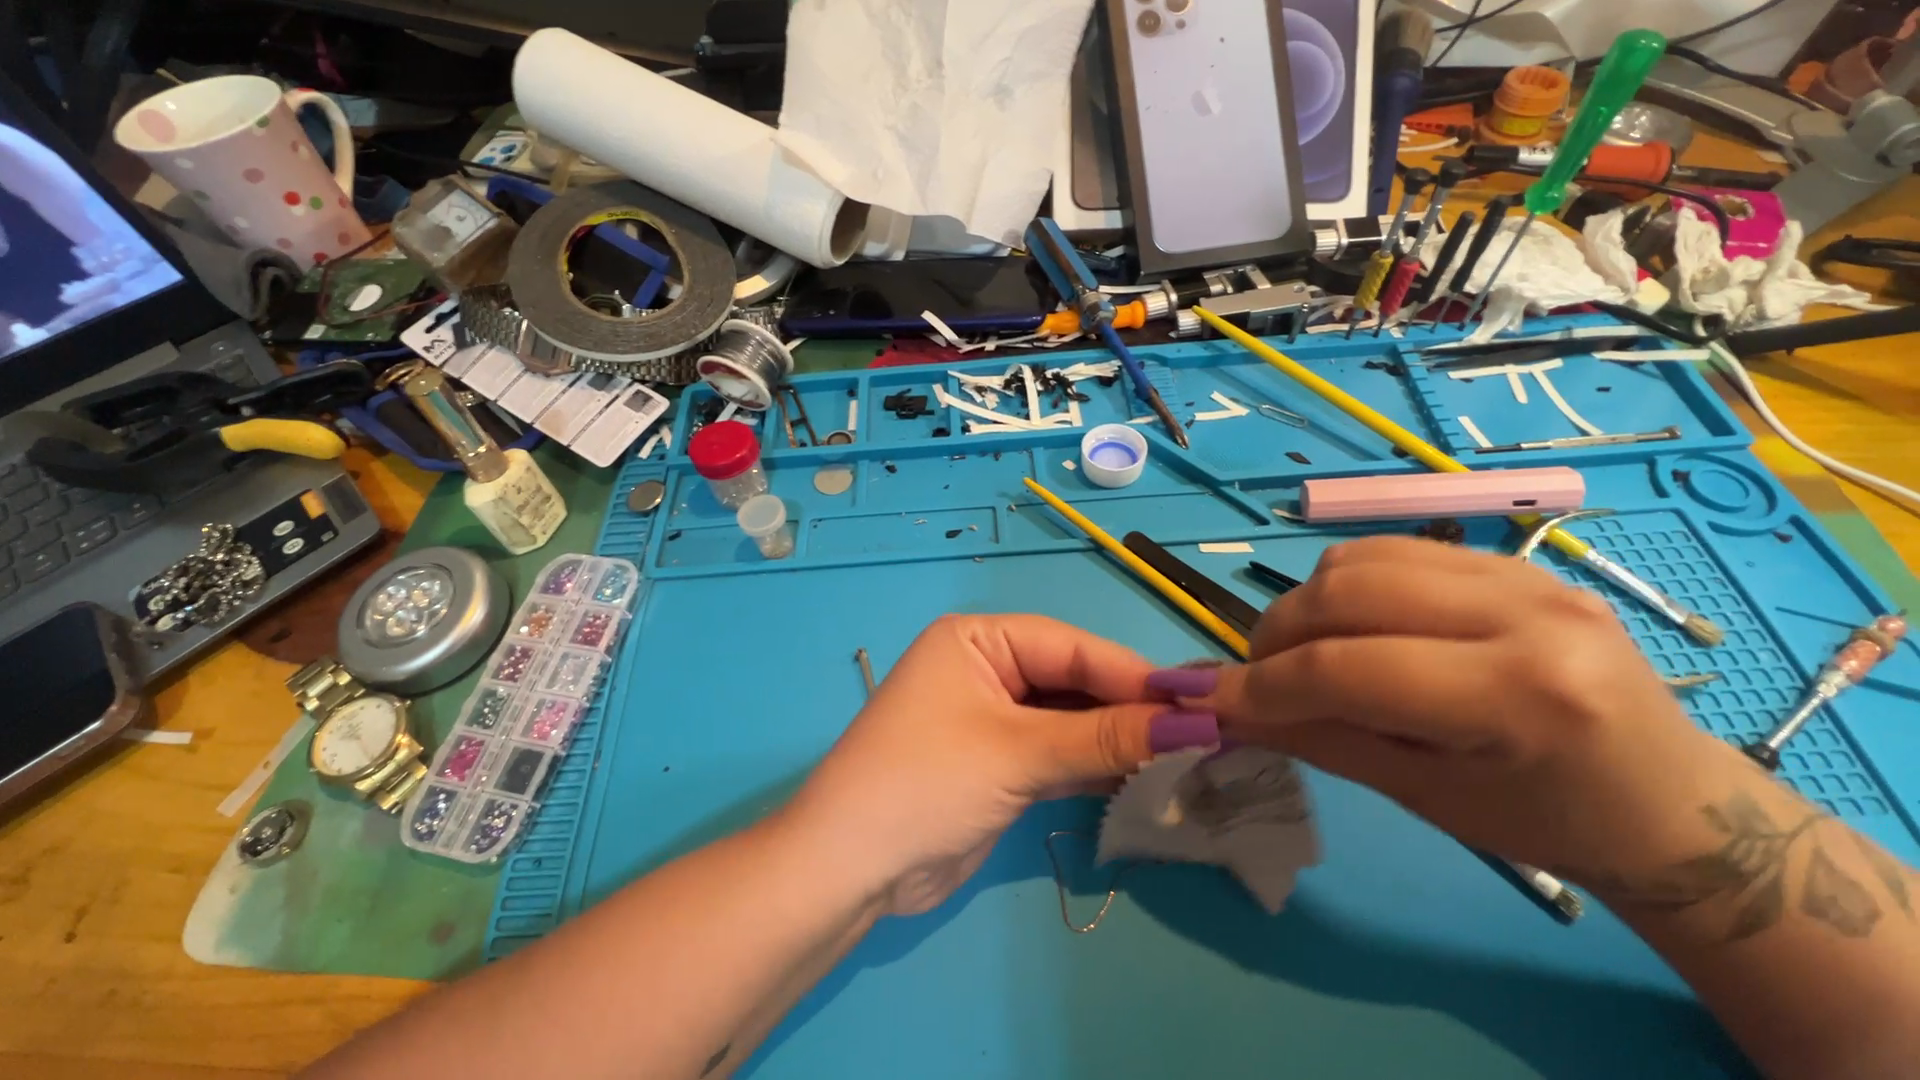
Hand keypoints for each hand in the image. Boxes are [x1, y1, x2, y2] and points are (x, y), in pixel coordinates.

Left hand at [787, 615, 1220, 915]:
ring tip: (1191, 754)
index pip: (1073, 647)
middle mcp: (986, 669)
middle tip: (1205, 732)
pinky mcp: (1000, 767)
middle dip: (1133, 708)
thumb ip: (1105, 737)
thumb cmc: (926, 784)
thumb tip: (1197, 724)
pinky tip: (1147, 775)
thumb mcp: (1017, 752)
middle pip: (1076, 681)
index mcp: (976, 639)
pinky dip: (1097, 766)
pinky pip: (1060, 755)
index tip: (1204, 702)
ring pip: (1072, 720)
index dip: (1137, 675)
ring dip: (1121, 739)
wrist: (849, 870)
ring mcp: (993, 720)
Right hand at [1148, 537, 1746, 886]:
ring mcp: (1527, 575)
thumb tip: (1225, 710)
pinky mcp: (1517, 561)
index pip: (1347, 668)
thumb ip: (1320, 740)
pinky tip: (1351, 626)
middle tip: (1257, 678)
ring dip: (1307, 602)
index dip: (1263, 686)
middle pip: (1348, 591)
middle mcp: (1525, 614)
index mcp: (1517, 694)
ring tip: (1301, 651)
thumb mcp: (1427, 797)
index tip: (1210, 702)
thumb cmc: (1550, 823)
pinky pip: (1399, 549)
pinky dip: (1348, 583)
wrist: (1672, 802)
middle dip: (1276, 633)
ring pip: (1363, 557)